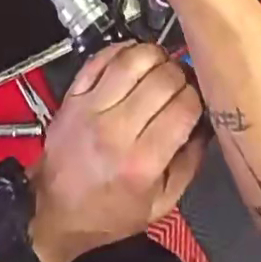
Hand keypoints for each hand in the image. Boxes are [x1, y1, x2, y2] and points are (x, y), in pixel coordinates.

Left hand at [30, 43, 207, 261]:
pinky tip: (135, 59)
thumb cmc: (110, 212)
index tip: (197, 100)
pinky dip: (124, 49)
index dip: (198, 96)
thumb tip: (207, 122)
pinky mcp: (74, 94)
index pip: (184, 107)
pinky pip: (103, 56)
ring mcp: (91, 107)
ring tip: (161, 65)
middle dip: (181, 74)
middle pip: (163, 78)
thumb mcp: (160, 205)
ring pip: (134, 59)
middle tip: (182, 82)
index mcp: (141, 163)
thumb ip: (190, 163)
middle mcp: (116, 130)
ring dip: (156, 55)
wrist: (53, 212)